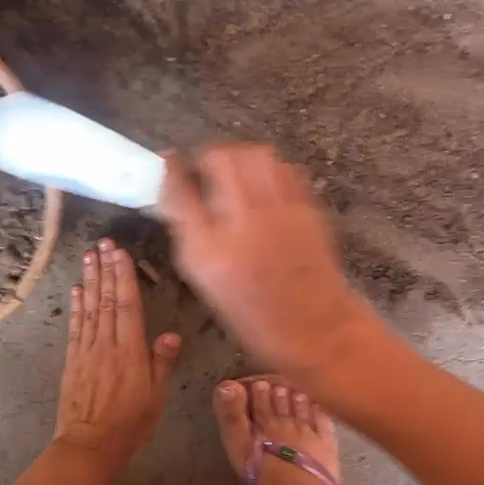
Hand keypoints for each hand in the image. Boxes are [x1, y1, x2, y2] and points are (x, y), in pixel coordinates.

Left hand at [52, 239, 181, 469]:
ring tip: (90, 256)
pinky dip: (76, 306)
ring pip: (90, 308)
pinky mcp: (72, 361)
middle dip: (106, 269)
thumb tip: (170, 334)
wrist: (90, 445)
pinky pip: (75, 327)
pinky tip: (77, 290)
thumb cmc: (130, 425)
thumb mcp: (155, 397)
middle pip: (107, 299)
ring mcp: (87, 351)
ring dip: (90, 280)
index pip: (128, 305)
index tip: (120, 252)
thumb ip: (160, 363)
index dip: (124, 276)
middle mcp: (107, 344)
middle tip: (103, 243)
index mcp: (131, 352)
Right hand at [158, 144, 385, 377]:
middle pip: (220, 158)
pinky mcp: (307, 209)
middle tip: (207, 172)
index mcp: (209, 251)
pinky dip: (271, 169)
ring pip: (255, 154)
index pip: (179, 191)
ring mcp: (279, 212)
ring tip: (237, 174)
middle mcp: (242, 224)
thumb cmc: (256, 317)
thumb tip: (180, 201)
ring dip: (241, 157)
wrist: (314, 330)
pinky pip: (285, 169)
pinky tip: (267, 186)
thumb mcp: (209, 284)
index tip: (170, 164)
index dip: (171, 171)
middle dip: (209, 158)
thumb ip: (192, 239)